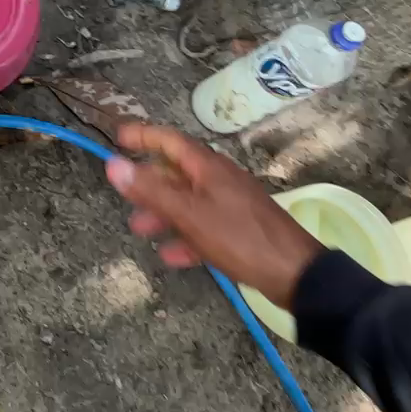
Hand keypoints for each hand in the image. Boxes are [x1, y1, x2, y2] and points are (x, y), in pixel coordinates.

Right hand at [105, 124, 322, 309]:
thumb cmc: (240, 238)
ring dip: (162, 212)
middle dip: (148, 183)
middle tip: (124, 194)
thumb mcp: (189, 214)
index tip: (119, 137)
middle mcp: (219, 180)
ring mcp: (231, 204)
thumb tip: (113, 164)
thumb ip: (150, 190)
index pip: (170, 140)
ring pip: (187, 201)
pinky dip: (185, 235)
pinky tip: (171, 254)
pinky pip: (203, 225)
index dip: (143, 136)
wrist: (297, 275)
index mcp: (208, 168)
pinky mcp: (239, 229)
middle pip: (176, 172)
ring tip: (140, 228)